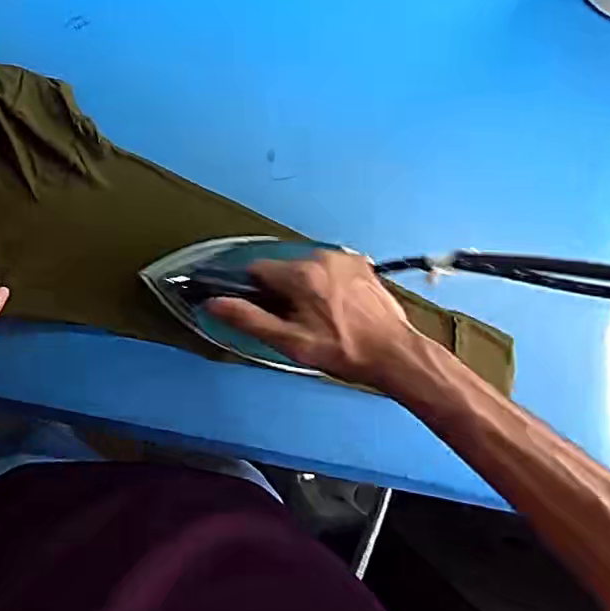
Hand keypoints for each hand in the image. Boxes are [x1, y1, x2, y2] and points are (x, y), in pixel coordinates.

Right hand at [204, 250, 425, 388]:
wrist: (395, 354)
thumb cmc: (342, 351)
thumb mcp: (291, 342)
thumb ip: (249, 319)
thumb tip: (214, 302)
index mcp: (299, 274)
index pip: (257, 270)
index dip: (257, 292)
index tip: (270, 311)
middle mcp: (319, 257)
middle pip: (282, 269)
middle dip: (284, 291)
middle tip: (300, 321)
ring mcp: (342, 258)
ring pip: (306, 267)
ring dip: (306, 286)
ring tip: (324, 316)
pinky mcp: (360, 263)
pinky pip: (329, 267)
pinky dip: (327, 282)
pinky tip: (340, 306)